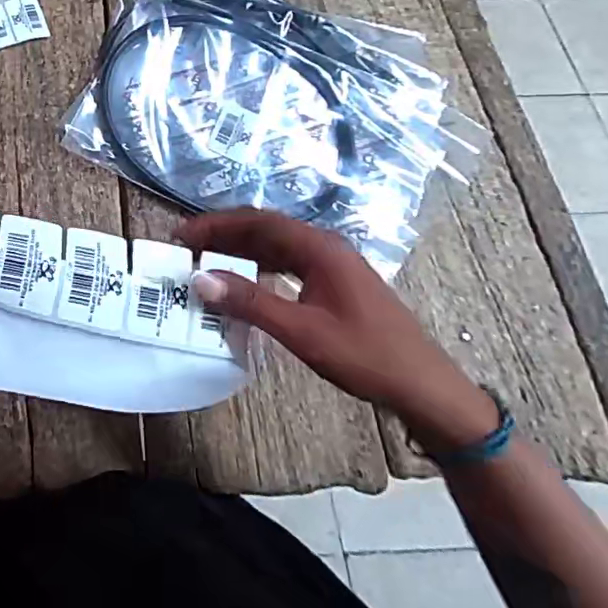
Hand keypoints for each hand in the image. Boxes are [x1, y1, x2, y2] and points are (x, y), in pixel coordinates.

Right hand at [177, 209, 496, 452]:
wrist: (423, 385)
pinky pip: (290, 262)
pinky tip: (246, 282)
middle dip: (225, 234)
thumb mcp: (303, 332)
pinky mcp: (336, 282)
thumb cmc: (365, 356)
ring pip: (277, 245)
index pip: (258, 222)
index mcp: (319, 247)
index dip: (217, 225)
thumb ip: (251, 303)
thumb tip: (202, 279)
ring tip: (208, 262)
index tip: (183, 235)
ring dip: (242, 250)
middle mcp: (325, 246)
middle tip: (188, 248)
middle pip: (266, 228)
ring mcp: (333, 263)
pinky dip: (261, 266)